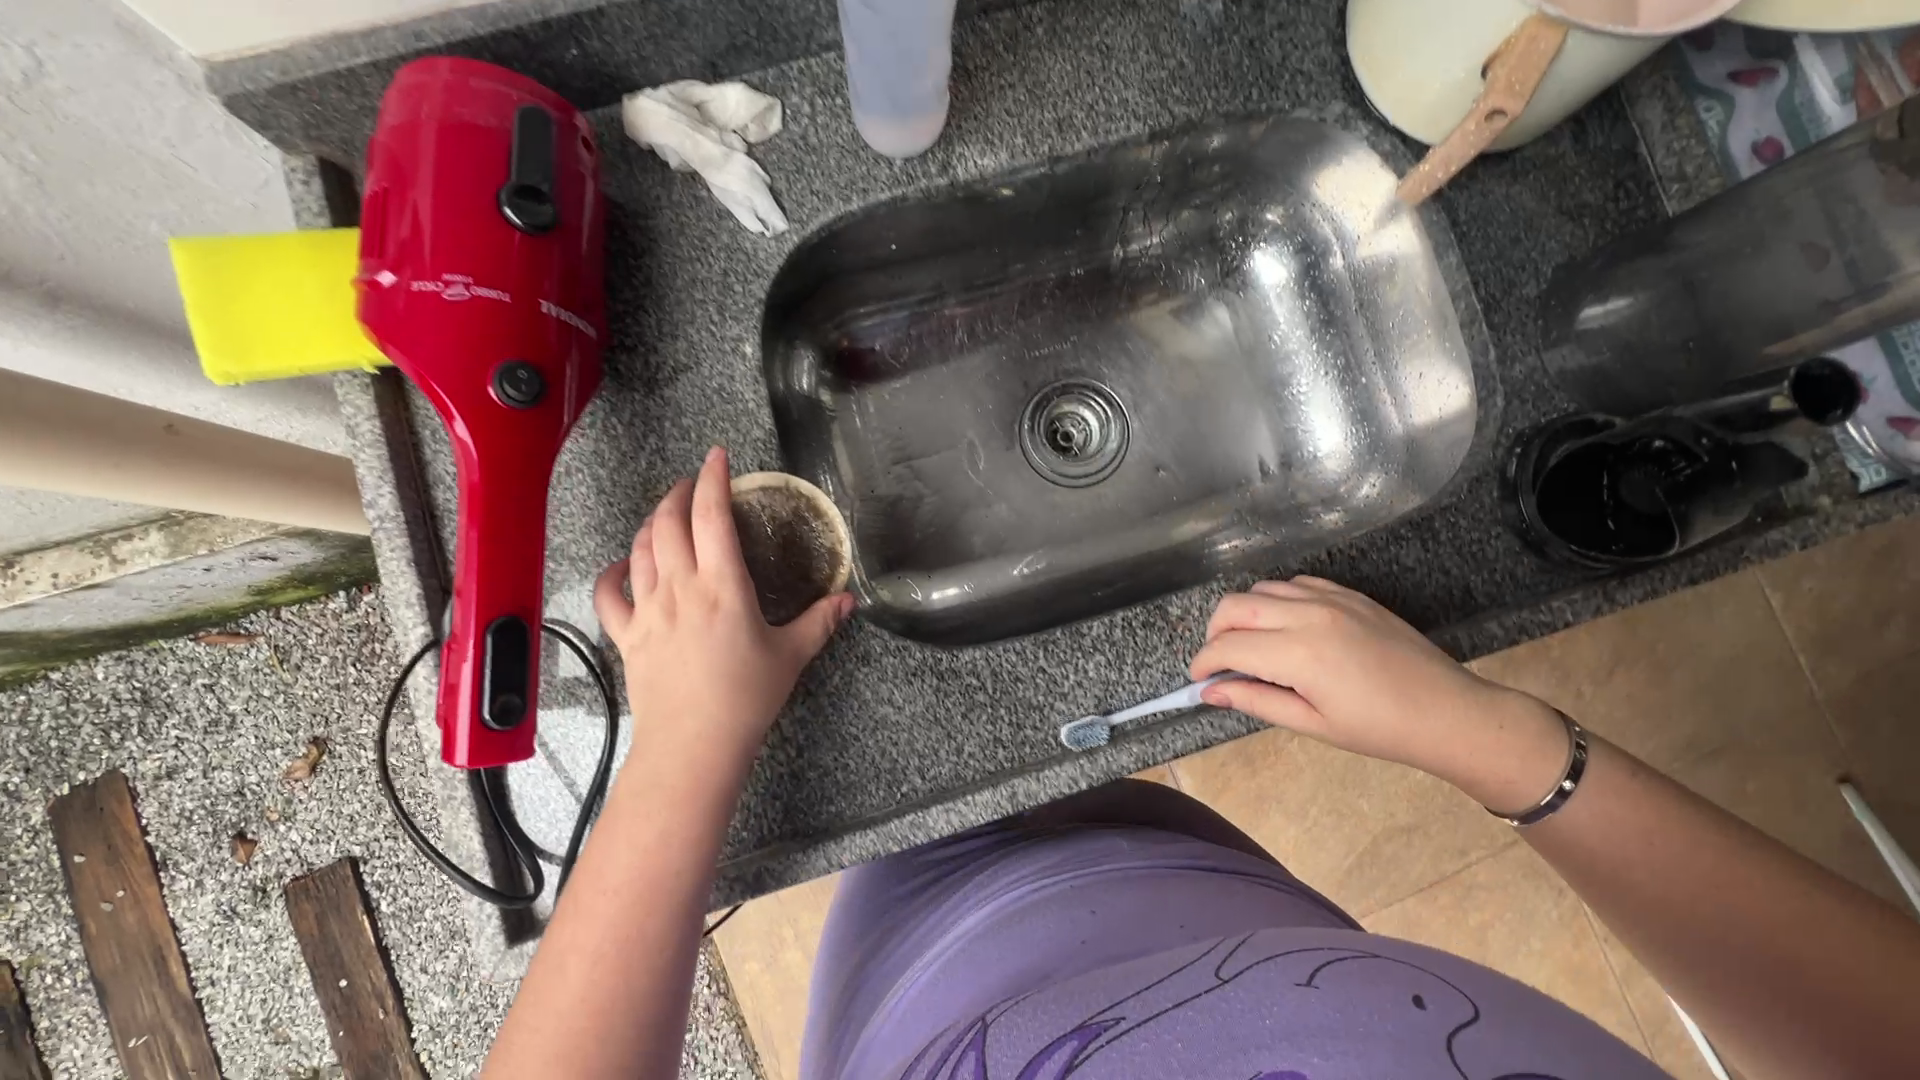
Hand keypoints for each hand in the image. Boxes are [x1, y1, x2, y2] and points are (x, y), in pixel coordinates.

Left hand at [593, 447, 852, 762]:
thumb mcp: (791, 656)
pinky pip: (609, 595)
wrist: (693, 745)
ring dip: (651, 523)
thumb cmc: (746, 698)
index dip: (713, 479)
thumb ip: (820, 621)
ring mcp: (648, 610)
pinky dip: (611, 573)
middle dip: (679, 493)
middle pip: (669, 522)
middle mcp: (680, 587)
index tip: (717, 456)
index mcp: (723, 585)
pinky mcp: (628, 636)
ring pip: (639, 549)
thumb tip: (848, 600)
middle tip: (693, 484)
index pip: (713, 516)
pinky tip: (621, 565)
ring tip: (666, 514)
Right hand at [1190, 577, 1568, 809]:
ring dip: (1244, 614)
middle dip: (1215, 633)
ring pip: (1262, 589)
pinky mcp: (1349, 594)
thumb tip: (1211, 693)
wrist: (1449, 712)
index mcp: (1299, 653)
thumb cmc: (1379, 730)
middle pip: (1235, 606)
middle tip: (1219, 662)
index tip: (1199, 680)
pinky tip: (1285, 627)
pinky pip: (1295, 584)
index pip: (1228, 646)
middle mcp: (1309, 614)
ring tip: (1251, 646)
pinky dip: (1277, 601)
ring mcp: (1331, 598)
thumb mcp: (1312, 723)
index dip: (1204, 663)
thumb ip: (1256, 701)